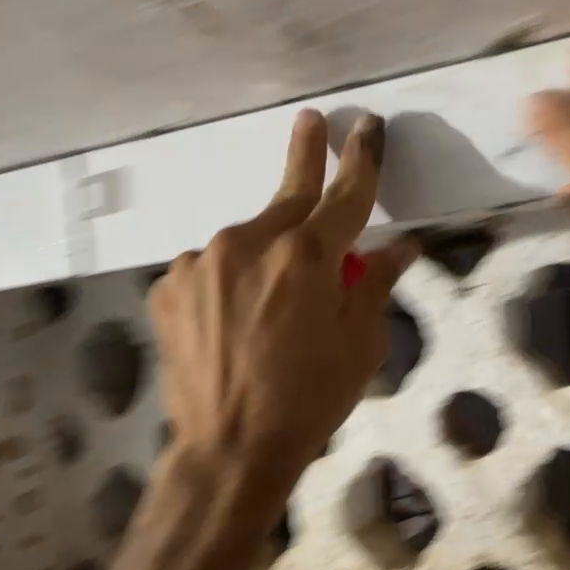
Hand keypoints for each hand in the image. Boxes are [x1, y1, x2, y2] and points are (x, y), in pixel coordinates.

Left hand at [149, 110, 416, 480]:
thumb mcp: (360, 346)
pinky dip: (229, 281)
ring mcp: (202, 261)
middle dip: (306, 156)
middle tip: (310, 121)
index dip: (362, 159)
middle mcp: (250, 242)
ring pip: (247, 240)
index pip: (346, 194)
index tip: (367, 127)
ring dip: (267, 251)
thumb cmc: (310, 400)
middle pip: (289, 193)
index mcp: (306, 256)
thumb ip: (375, 285)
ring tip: (274, 298)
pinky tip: (234, 319)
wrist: (230, 448)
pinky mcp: (170, 286)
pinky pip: (211, 269)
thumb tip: (399, 246)